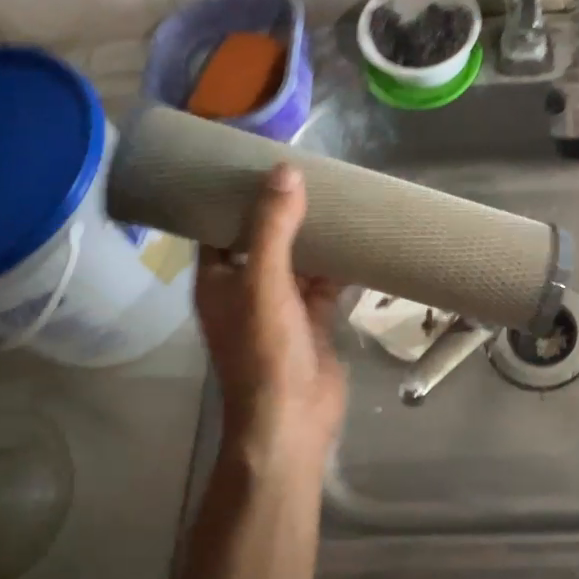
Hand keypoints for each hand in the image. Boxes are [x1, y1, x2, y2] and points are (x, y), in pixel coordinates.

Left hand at [195, 164, 346, 467]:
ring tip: (338, 194)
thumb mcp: (263, 283)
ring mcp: (281, 306)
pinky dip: (341, 263)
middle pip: (263, 238)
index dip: (232, 195)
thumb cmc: (264, 351)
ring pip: (299, 259)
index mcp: (218, 279)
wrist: (293, 418)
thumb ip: (273, 227)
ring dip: (315, 234)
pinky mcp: (313, 320)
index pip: (217, 226)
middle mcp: (246, 288)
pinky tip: (361, 238)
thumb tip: (286, 171)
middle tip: (308, 169)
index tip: (254, 160)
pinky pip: (326, 282)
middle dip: (283, 208)